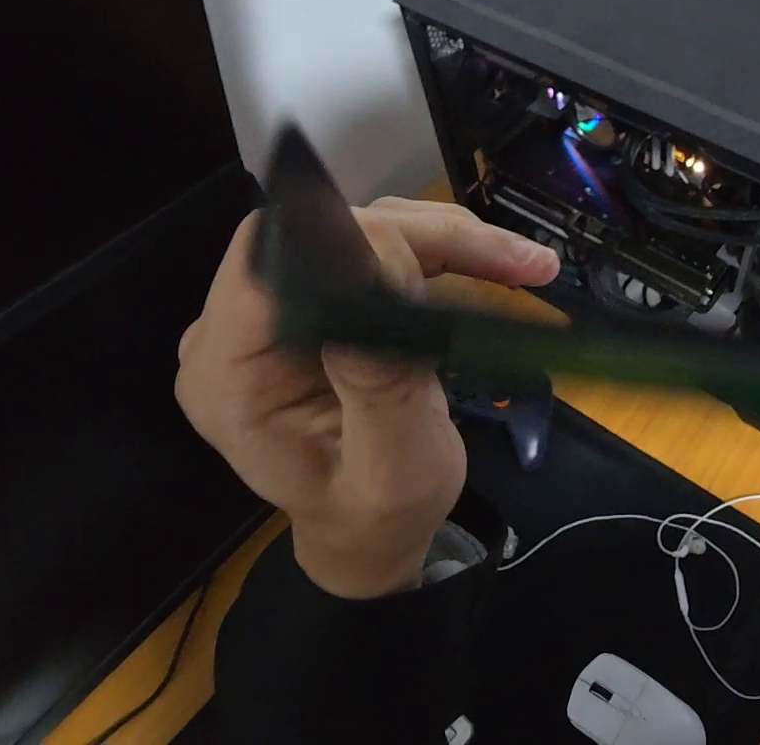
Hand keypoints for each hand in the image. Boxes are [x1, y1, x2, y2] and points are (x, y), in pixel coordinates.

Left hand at [175, 198, 559, 598]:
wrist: (373, 531)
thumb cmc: (378, 519)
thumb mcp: (389, 475)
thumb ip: (381, 388)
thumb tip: (383, 285)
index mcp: (231, 371)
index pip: (275, 264)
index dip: (355, 245)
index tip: (439, 266)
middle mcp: (244, 325)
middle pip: (330, 232)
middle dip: (431, 238)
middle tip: (520, 263)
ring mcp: (288, 306)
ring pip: (370, 229)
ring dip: (454, 240)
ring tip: (529, 264)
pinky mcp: (330, 296)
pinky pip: (389, 248)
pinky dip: (452, 251)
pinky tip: (505, 265)